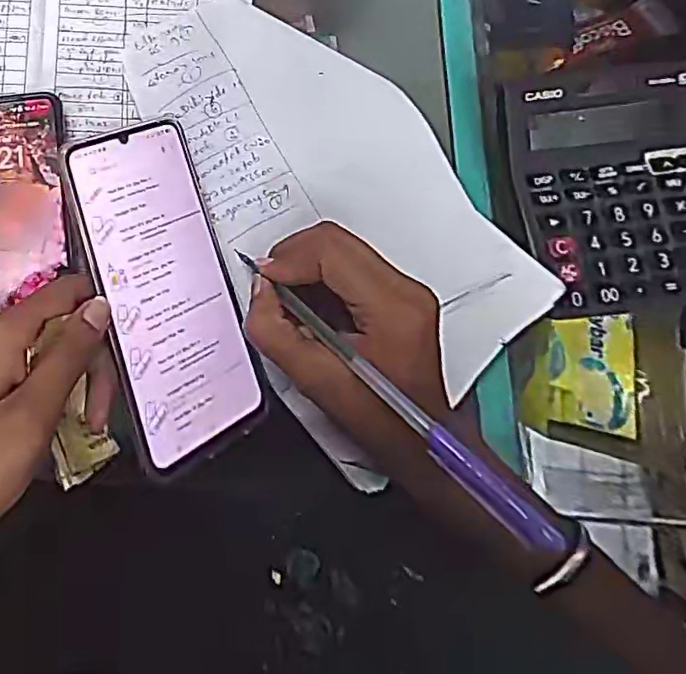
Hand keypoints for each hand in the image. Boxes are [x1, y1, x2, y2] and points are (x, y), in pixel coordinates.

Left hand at [0, 274, 108, 572]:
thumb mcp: (33, 411)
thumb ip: (70, 355)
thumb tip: (99, 305)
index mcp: (7, 331)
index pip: (66, 290)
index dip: (100, 308)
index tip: (128, 342)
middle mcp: (2, 337)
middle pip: (66, 324)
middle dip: (93, 361)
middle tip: (100, 413)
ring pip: (59, 353)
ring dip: (81, 385)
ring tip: (88, 428)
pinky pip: (42, 375)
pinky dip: (63, 397)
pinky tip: (70, 428)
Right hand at [243, 222, 448, 459]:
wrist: (425, 445)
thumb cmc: (385, 422)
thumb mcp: (315, 382)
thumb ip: (273, 331)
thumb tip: (260, 292)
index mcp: (393, 308)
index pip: (329, 249)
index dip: (286, 259)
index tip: (265, 281)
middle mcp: (406, 290)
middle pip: (333, 241)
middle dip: (291, 260)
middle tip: (272, 291)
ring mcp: (406, 290)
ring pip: (338, 249)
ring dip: (303, 270)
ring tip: (293, 308)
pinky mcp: (399, 294)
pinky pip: (346, 265)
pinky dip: (318, 278)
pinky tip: (312, 311)